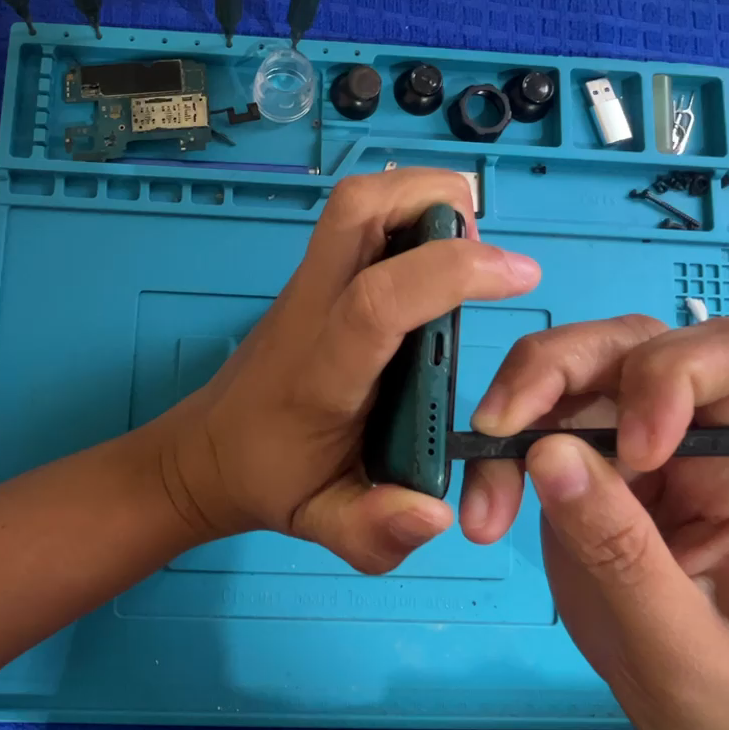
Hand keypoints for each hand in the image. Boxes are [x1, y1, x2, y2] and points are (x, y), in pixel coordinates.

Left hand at [153, 168, 540, 573]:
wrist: (207, 450)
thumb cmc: (270, 481)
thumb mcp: (321, 524)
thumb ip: (374, 532)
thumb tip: (439, 516)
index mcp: (322, 370)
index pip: (377, 301)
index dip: (451, 273)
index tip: (521, 275)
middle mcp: (311, 309)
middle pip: (357, 209)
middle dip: (433, 197)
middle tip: (483, 250)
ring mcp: (306, 284)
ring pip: (356, 202)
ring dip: (420, 197)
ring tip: (464, 253)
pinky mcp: (311, 278)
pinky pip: (355, 220)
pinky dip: (404, 213)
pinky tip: (432, 263)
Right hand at [462, 317, 728, 729]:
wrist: (696, 708)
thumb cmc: (727, 689)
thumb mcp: (687, 647)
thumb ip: (625, 553)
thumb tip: (547, 453)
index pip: (727, 357)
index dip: (672, 377)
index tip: (636, 454)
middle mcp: (693, 424)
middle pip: (623, 343)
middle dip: (552, 373)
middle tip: (497, 431)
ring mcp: (629, 429)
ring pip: (563, 369)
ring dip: (510, 417)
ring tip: (485, 506)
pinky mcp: (578, 449)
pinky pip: (526, 418)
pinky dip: (493, 454)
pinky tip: (484, 514)